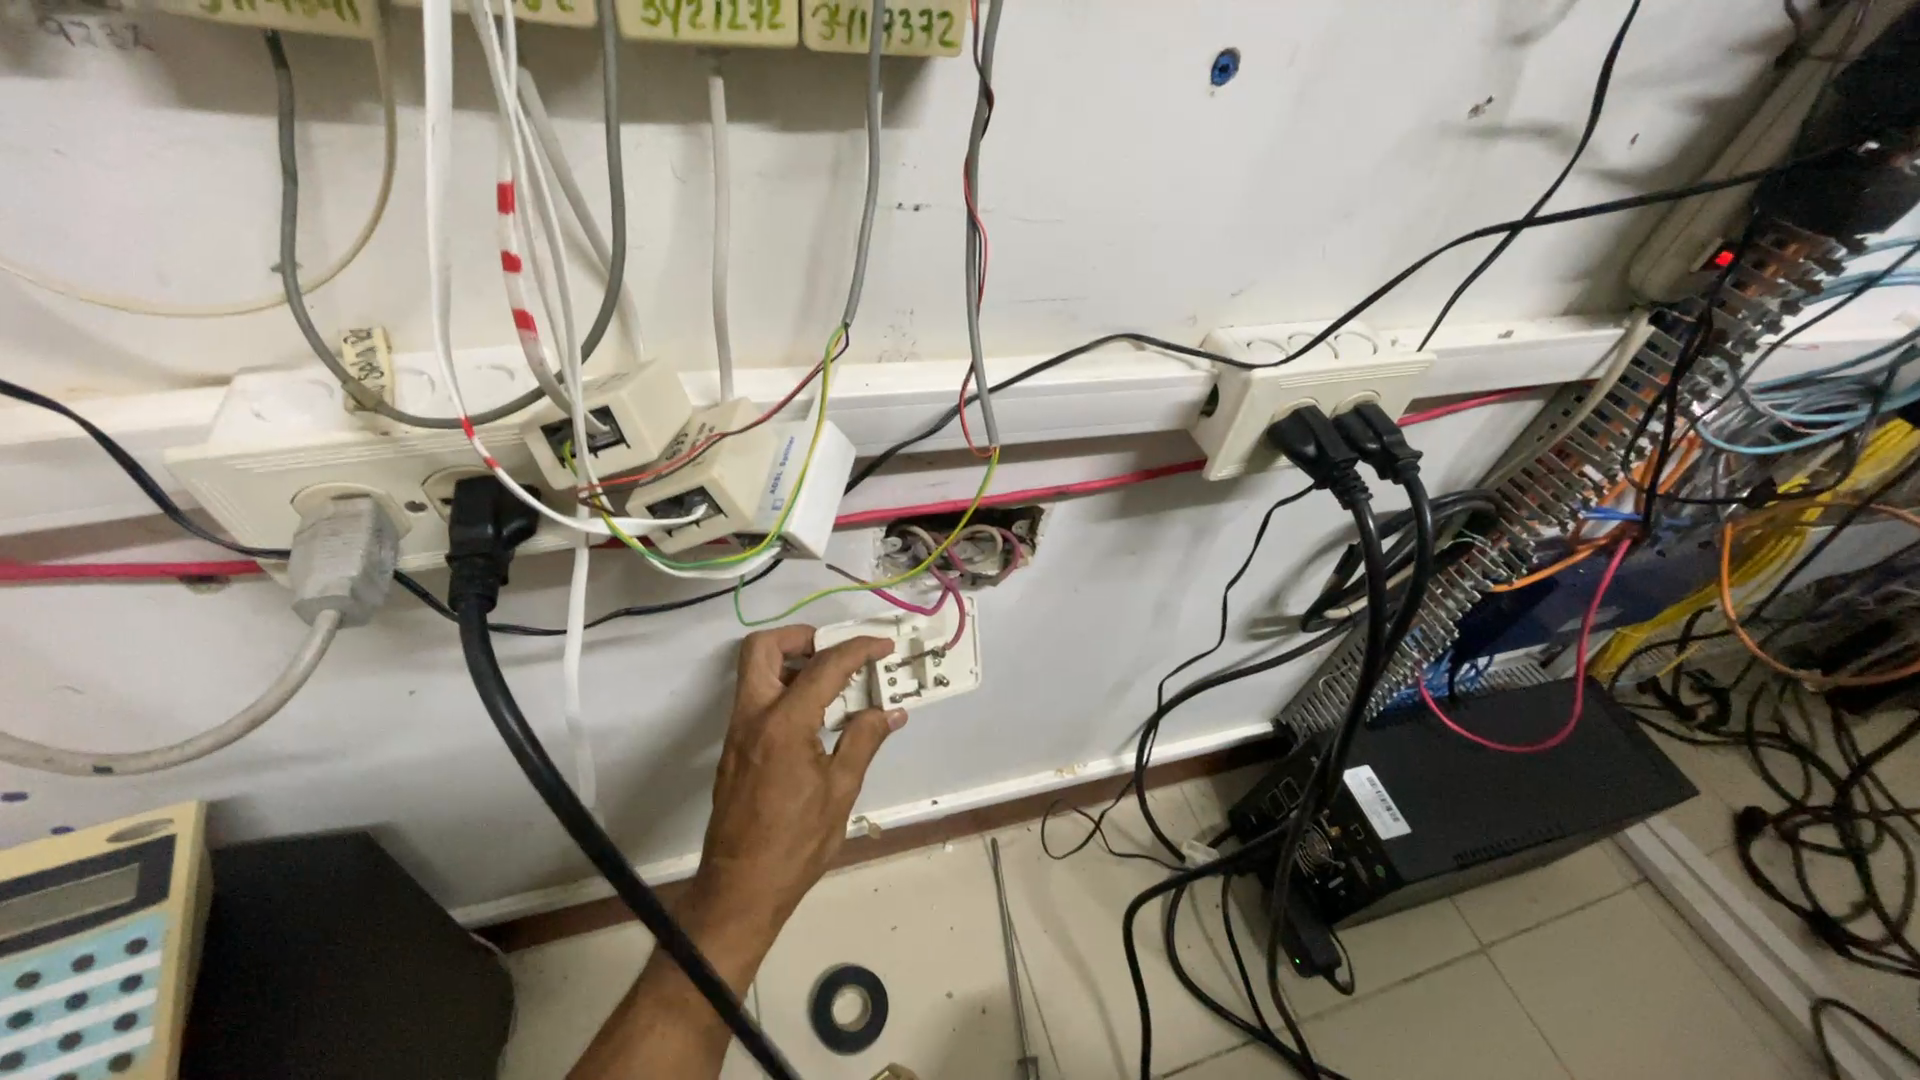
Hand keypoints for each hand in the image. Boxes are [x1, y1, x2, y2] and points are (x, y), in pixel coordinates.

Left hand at [693, 625, 907, 929]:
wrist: (741, 887)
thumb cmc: (796, 843)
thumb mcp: (840, 791)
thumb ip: (864, 740)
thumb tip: (891, 711)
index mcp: (784, 724)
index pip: (824, 667)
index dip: (857, 649)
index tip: (882, 645)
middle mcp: (753, 717)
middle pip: (763, 648)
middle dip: (801, 637)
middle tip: (837, 652)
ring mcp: (737, 732)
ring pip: (753, 671)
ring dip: (790, 662)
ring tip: (832, 682)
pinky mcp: (734, 748)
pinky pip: (755, 698)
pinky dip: (783, 689)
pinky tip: (815, 716)